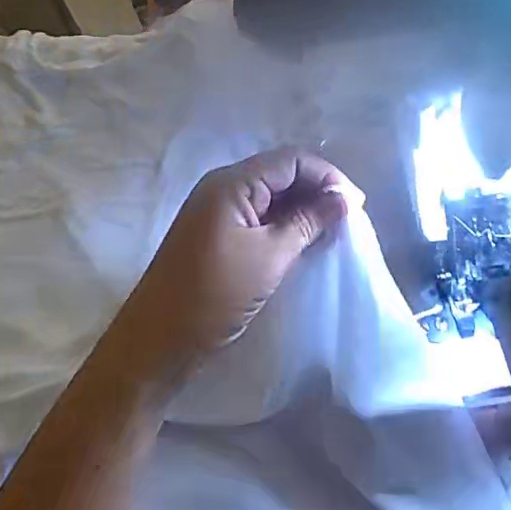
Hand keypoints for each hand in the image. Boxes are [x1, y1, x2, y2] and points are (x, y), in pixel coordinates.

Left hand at [118, 149, 354, 380]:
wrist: (154, 348)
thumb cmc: (213, 297)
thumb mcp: (270, 256)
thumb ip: (310, 221)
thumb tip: (345, 200)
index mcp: (231, 184)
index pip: (292, 161)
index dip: (328, 177)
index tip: (356, 206)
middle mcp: (223, 188)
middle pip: (283, 172)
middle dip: (320, 189)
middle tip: (349, 217)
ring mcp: (219, 211)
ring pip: (274, 194)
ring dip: (306, 206)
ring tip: (334, 229)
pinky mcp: (219, 233)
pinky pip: (262, 214)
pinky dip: (288, 222)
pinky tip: (308, 238)